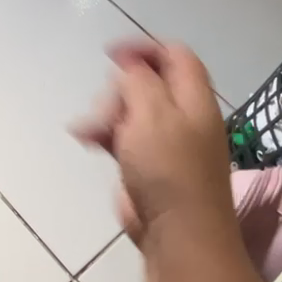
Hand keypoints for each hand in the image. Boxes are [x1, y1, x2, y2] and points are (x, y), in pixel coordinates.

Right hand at [73, 41, 234, 245]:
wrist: (177, 232)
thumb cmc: (168, 168)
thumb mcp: (152, 112)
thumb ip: (140, 79)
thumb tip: (130, 61)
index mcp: (193, 100)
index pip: (176, 55)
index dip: (144, 48)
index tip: (112, 55)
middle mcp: (182, 116)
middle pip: (146, 82)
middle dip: (118, 88)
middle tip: (107, 106)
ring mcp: (164, 140)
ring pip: (128, 107)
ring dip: (105, 112)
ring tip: (92, 130)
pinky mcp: (145, 161)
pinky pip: (120, 134)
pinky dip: (103, 132)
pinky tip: (87, 139)